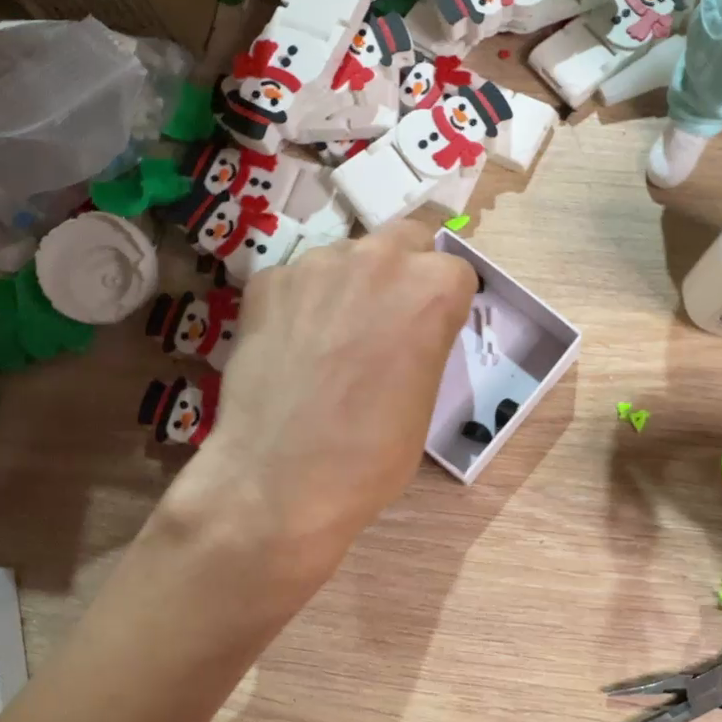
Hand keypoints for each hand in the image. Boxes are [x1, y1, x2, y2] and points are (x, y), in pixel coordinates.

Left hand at [168, 219, 475, 587]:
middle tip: (386, 321)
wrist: (281, 481)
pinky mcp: (267, 282)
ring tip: (330, 341)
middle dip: (402, 272)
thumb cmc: (372, 455)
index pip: (454, 272)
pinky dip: (300, 304)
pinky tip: (292, 349)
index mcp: (432, 287)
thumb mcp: (426, 396)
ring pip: (345, 258)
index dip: (443, 303)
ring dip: (348, 285)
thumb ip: (425, 340)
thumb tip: (406, 330)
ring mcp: (315, 265)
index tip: (429, 331)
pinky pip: (296, 280)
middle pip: (404, 241)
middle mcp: (377, 259)